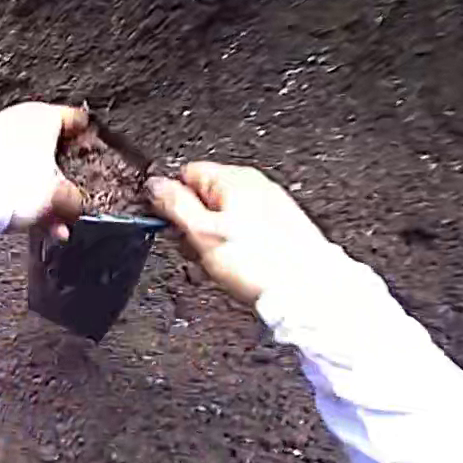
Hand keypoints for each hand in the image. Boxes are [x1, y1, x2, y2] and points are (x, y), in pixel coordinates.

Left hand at [0, 102, 87, 235]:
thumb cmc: (10, 182)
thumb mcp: (58, 195)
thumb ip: (73, 199)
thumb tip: (73, 206)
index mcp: (43, 116)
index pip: (75, 120)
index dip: (88, 137)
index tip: (94, 146)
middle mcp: (17, 122)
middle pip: (50, 149)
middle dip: (62, 178)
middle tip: (73, 197)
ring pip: (28, 170)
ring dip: (43, 196)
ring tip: (55, 223)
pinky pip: (7, 182)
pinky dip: (21, 200)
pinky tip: (32, 223)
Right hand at [148, 162, 329, 303]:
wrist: (308, 288)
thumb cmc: (259, 262)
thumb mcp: (202, 233)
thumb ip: (174, 204)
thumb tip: (154, 185)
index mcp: (233, 178)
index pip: (185, 174)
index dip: (174, 202)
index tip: (175, 227)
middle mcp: (253, 185)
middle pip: (203, 197)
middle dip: (193, 225)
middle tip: (198, 250)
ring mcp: (268, 205)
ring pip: (221, 217)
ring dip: (212, 241)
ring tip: (219, 263)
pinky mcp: (278, 226)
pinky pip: (242, 231)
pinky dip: (234, 247)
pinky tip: (238, 265)